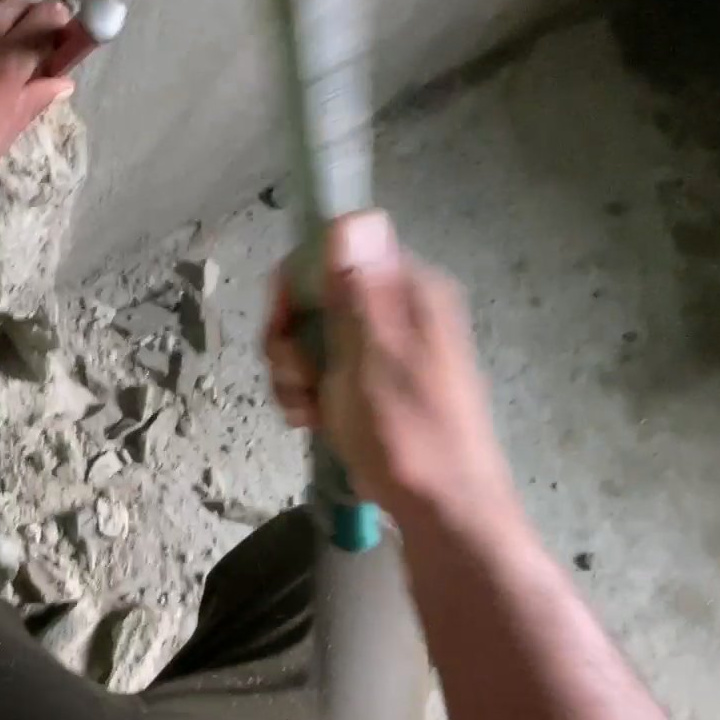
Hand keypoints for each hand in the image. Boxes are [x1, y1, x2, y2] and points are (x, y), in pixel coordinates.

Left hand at [0, 0, 75, 210]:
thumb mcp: (9, 129)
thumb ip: (37, 97)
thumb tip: (65, 82)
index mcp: (10, 62)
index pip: (47, 22)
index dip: (59, 24)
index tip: (59, 34)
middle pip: (19, 1)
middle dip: (33, 10)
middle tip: (30, 26)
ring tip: (0, 4)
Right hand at [266, 211, 516, 523]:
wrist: (436, 501)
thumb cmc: (408, 433)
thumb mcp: (378, 359)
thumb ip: (362, 292)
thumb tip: (350, 219)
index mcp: (406, 292)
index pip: (333, 251)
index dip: (296, 284)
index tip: (283, 326)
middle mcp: (391, 309)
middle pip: (310, 297)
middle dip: (288, 341)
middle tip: (297, 379)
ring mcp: (375, 345)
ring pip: (305, 337)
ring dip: (291, 374)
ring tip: (307, 409)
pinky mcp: (361, 378)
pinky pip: (313, 369)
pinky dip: (302, 393)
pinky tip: (312, 419)